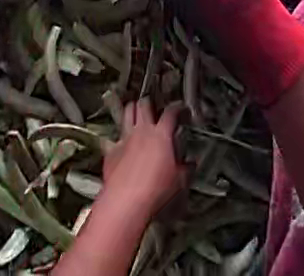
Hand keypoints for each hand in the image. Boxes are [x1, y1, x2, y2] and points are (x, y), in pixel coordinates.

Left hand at [101, 100, 185, 216]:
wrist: (126, 200)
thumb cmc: (154, 190)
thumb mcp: (179, 182)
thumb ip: (186, 170)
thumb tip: (190, 165)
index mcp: (161, 135)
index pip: (171, 113)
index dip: (177, 108)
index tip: (181, 109)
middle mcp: (142, 131)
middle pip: (144, 105)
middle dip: (150, 103)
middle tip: (154, 107)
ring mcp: (125, 138)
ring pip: (127, 112)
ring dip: (132, 109)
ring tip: (136, 111)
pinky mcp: (112, 149)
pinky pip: (116, 135)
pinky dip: (121, 135)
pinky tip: (124, 141)